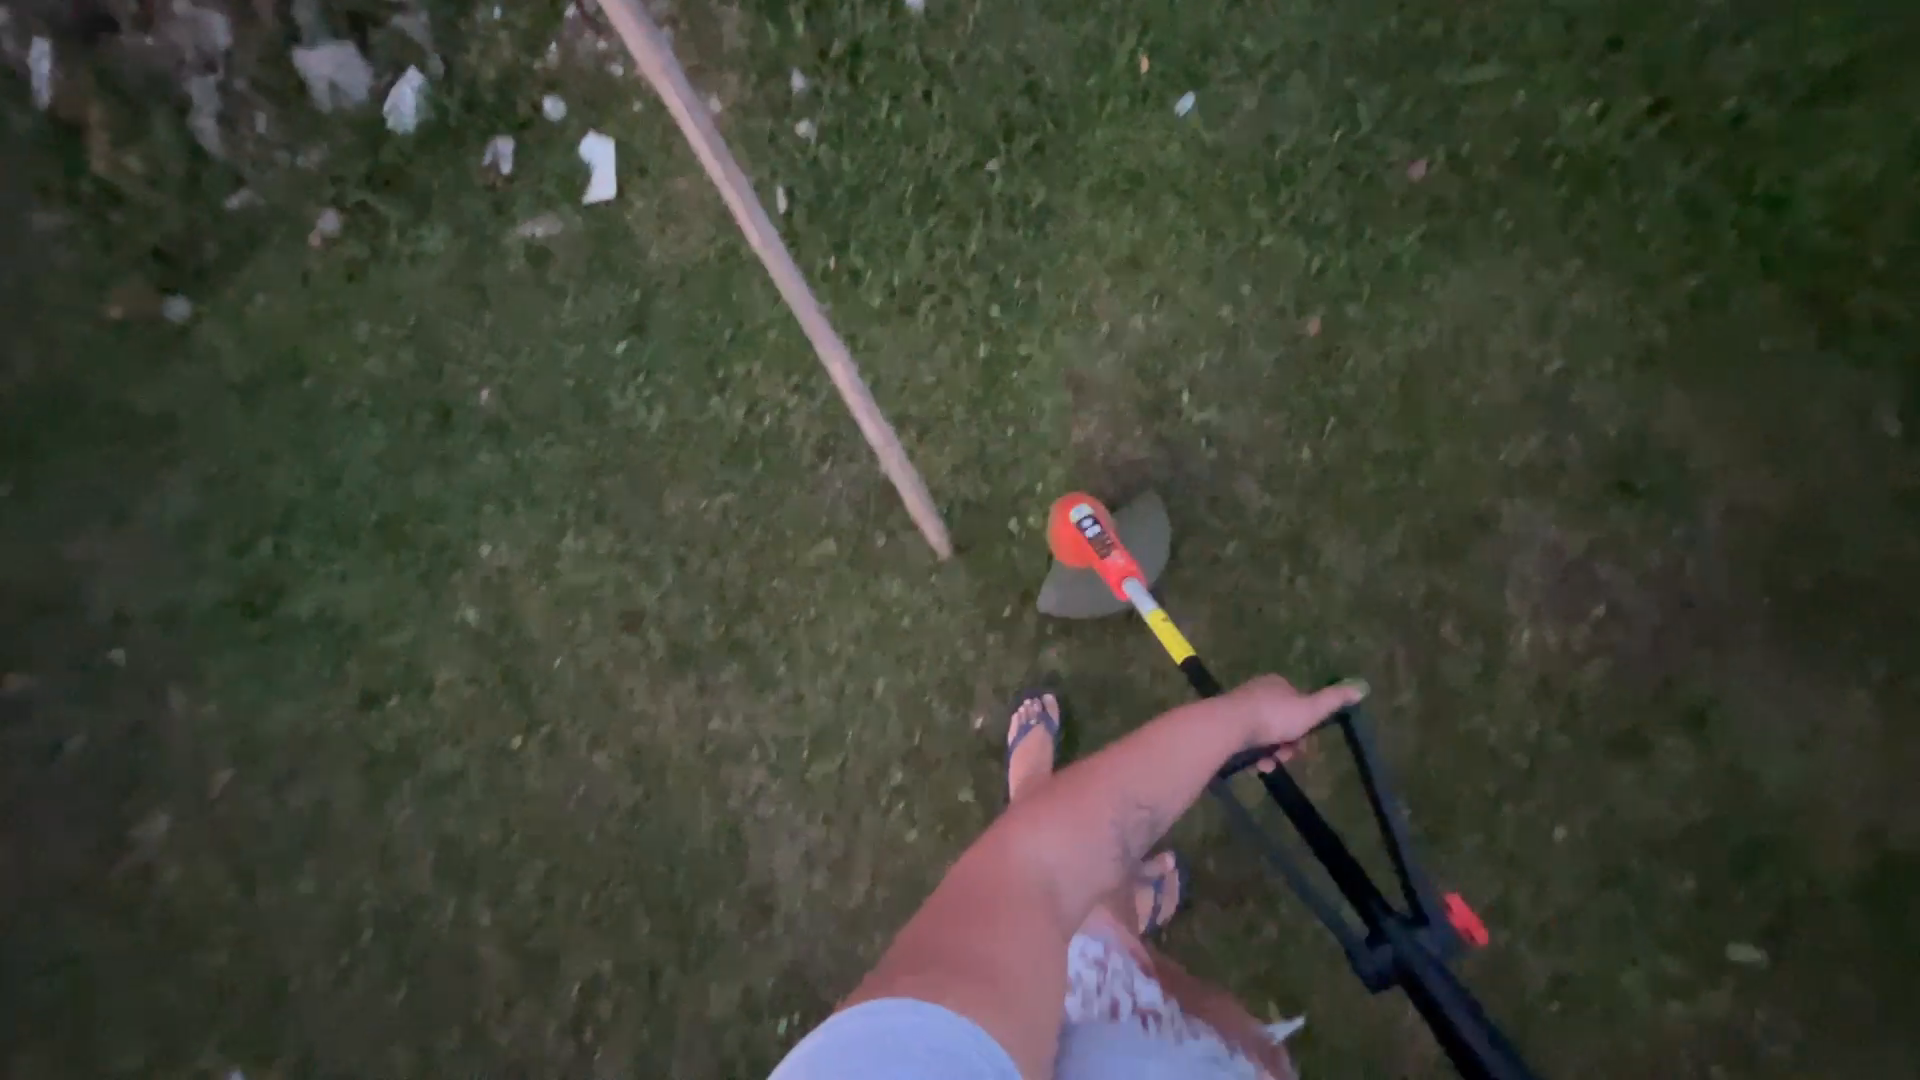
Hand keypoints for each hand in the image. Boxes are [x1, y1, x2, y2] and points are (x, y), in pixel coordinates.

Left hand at [1225, 675, 1367, 769]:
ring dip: (1271, 754)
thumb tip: (1360, 687)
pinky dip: (1254, 756)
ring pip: (1264, 736)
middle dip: (1287, 745)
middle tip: (1285, 756)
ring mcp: (1239, 708)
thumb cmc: (1274, 716)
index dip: (1305, 728)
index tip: (1305, 744)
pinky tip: (1255, 765)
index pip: (1298, 706)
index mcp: (1276, 684)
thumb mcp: (1311, 709)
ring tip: (1267, 764)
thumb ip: (1334, 700)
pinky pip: (1246, 743)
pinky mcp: (1225, 724)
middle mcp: (1256, 692)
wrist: (1230, 725)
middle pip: (1281, 724)